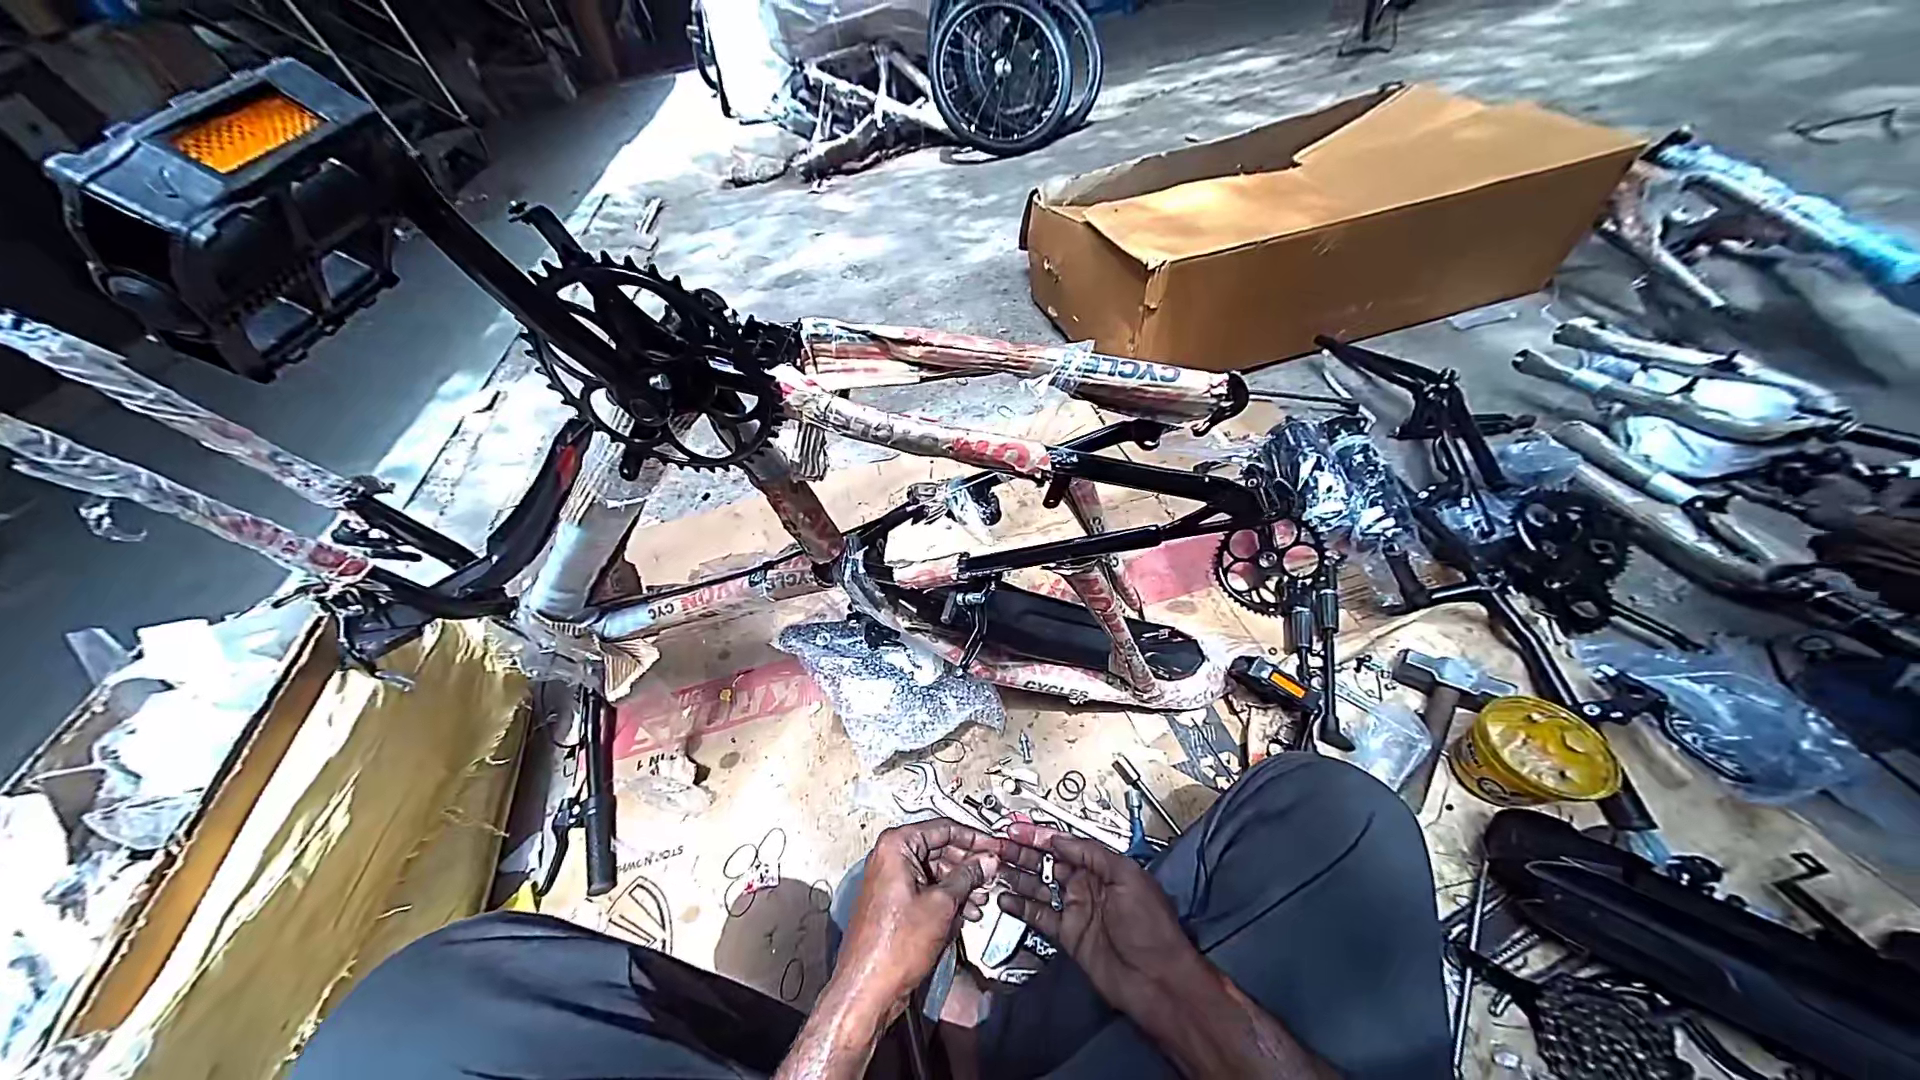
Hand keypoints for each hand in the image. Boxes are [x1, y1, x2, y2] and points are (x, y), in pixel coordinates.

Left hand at [834, 818, 1000, 1019]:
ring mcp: (891, 879)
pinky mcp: (894, 902)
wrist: (868, 988)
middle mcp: (890, 857)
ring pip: (935, 870)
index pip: (943, 827)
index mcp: (896, 845)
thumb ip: (967, 876)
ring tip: (981, 897)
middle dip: (968, 864)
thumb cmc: (892, 947)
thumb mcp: (941, 904)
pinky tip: (966, 912)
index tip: (993, 846)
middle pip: (940, 847)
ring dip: (961, 884)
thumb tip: (986, 860)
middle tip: (991, 873)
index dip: (973, 837)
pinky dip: (947, 898)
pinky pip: (926, 889)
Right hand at [996, 824, 1333, 1078]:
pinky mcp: (1068, 935)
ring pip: (1040, 886)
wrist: (1158, 981)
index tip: (1019, 829)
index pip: (1065, 845)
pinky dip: (1022, 906)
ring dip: (1019, 875)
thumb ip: (1092, 854)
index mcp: (1102, 868)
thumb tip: (1062, 838)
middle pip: (1048, 862)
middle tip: (1000, 844)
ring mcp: (1076, 910)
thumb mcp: (1127, 877)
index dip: (1041, 836)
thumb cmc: (1152, 928)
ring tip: (997, 866)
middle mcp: (1087, 885)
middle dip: (1024, 852)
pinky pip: (1040, 915)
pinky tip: (1007, 897)